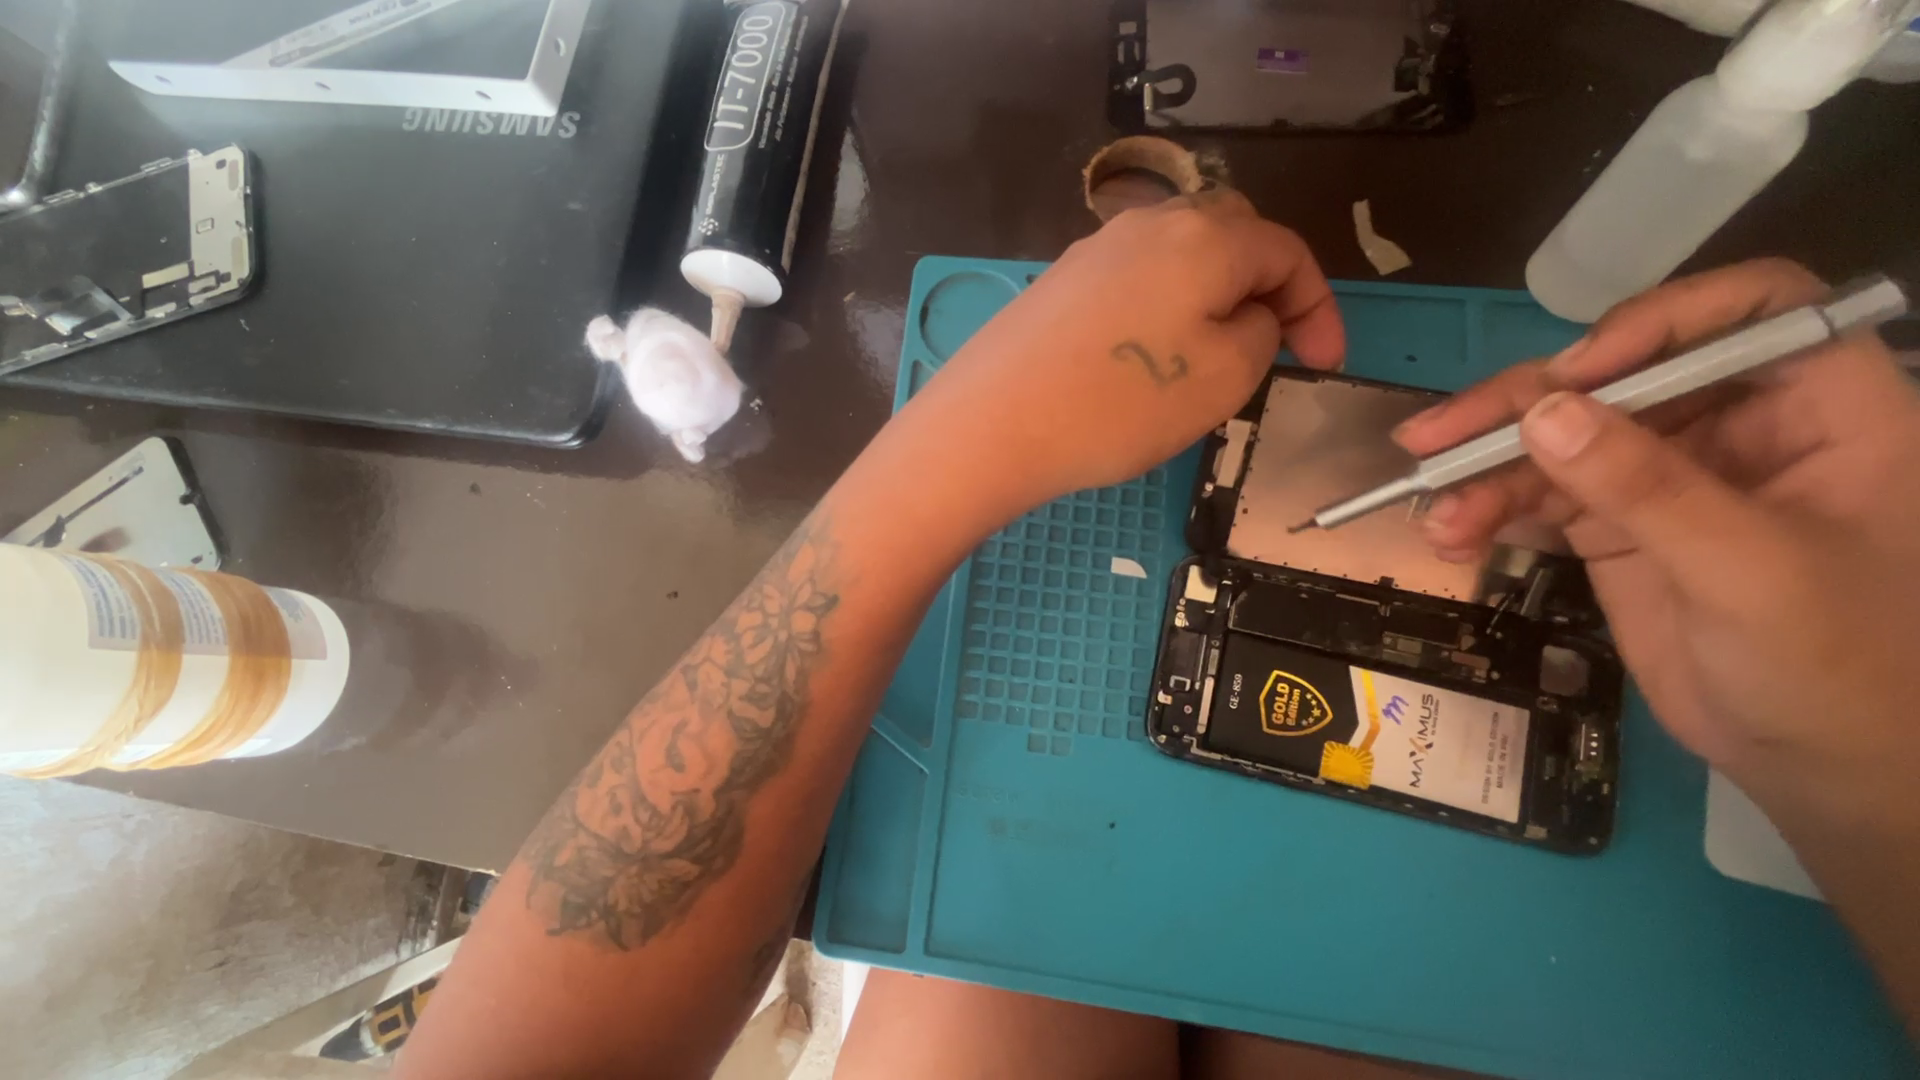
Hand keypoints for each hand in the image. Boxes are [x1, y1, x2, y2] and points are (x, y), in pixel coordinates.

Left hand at [899, 189, 1344, 515]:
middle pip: (1232, 240)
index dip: (1318, 307)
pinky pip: (1131, 286)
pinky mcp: (1057, 285)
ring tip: (1208, 363)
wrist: (991, 425)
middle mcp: (1148, 224)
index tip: (1325, 364)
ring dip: (1210, 304)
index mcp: (1204, 235)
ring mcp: (1094, 251)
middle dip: (1265, 292)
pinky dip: (1160, 314)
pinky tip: (1143, 362)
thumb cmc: (1119, 405)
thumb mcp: (1224, 377)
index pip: (1287, 252)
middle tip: (1271, 350)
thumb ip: (1262, 332)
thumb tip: (1251, 313)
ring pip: (1178, 262)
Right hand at [1395, 260, 1919, 821]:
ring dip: (1481, 473)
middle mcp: (1731, 424)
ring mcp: (1659, 475)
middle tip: (1430, 441)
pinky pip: (1531, 495)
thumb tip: (1541, 415)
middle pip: (1611, 376)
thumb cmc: (1840, 667)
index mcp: (1815, 409)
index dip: (1659, 324)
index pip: (1747, 311)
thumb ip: (1647, 488)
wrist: (1819, 764)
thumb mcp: (1748, 571)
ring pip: (1552, 438)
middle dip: (1514, 409)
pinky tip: (1451, 538)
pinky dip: (1484, 511)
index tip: (1575, 377)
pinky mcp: (1607, 523)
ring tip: (1436, 520)